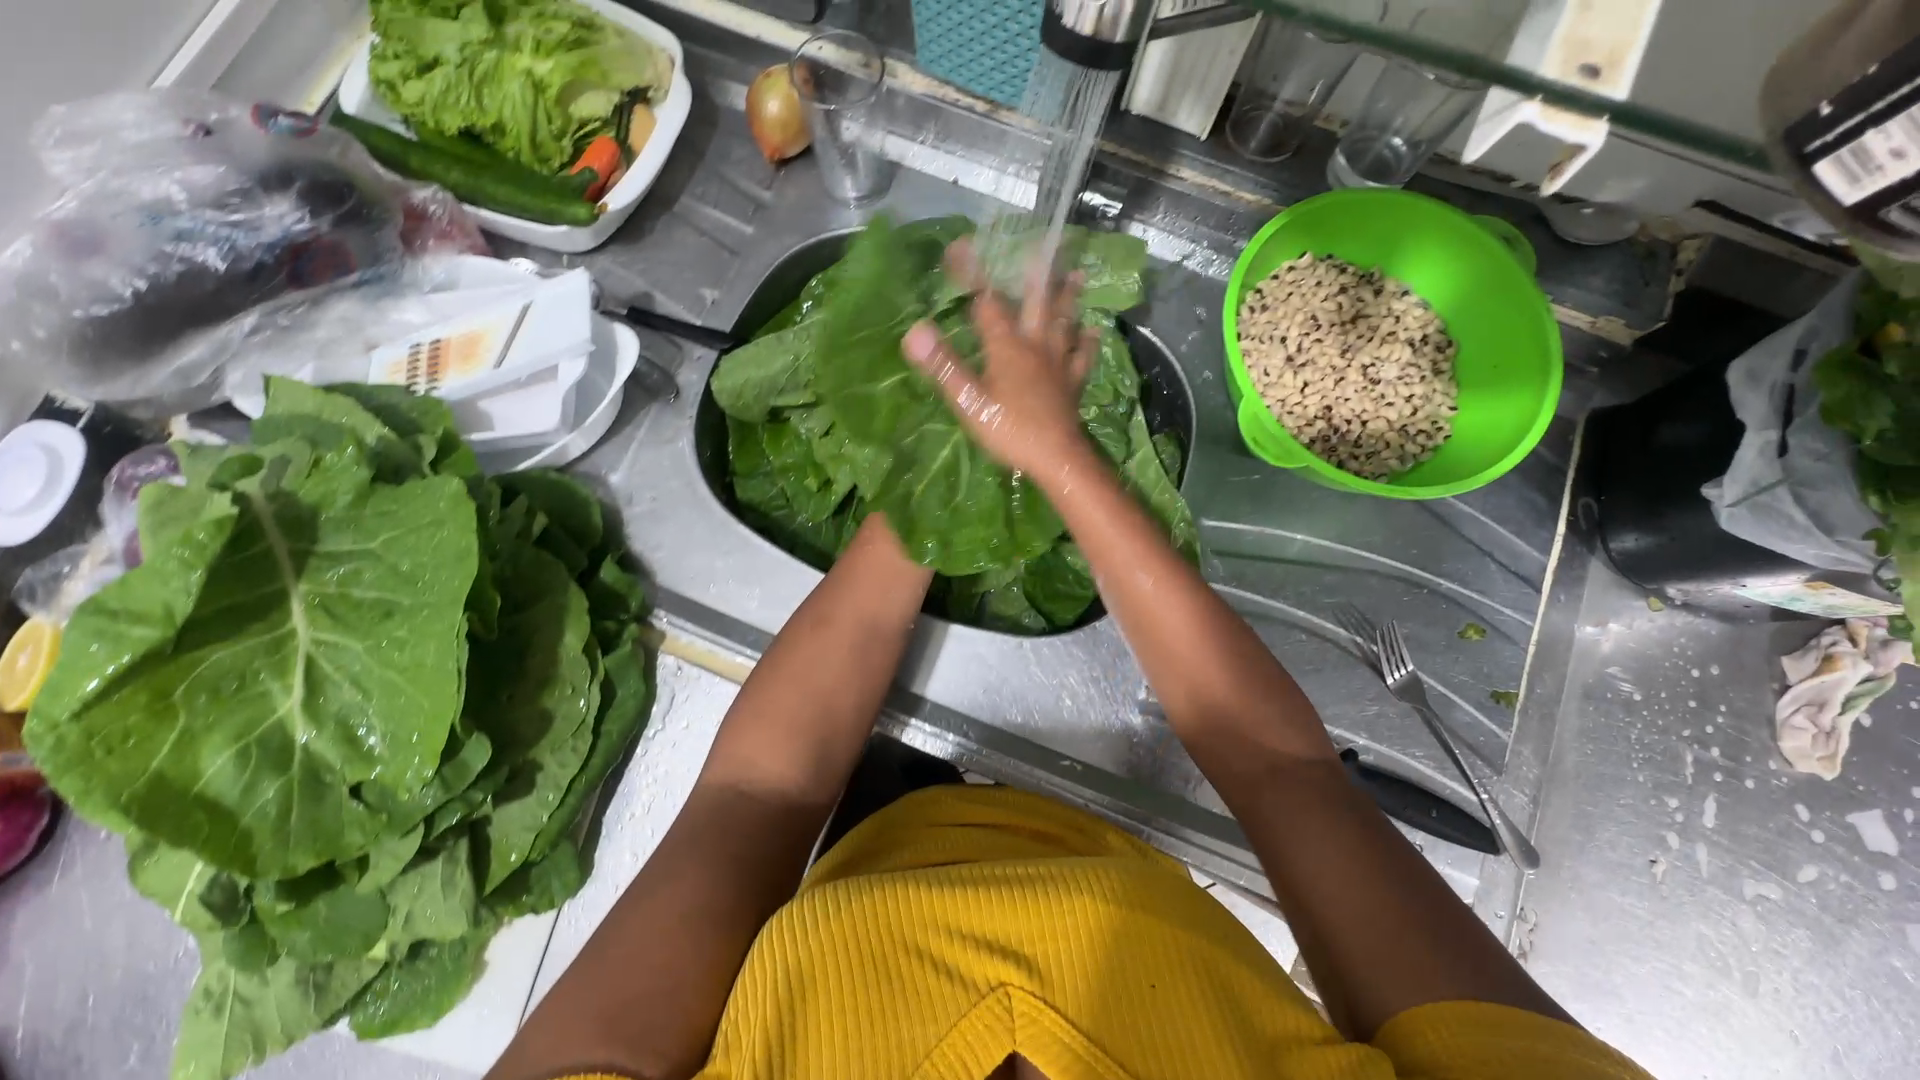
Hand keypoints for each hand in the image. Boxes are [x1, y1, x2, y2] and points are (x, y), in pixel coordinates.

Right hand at [901, 238, 1100, 481]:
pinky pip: (1083, 356)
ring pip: (1064, 322)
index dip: (973, 273)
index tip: (960, 247)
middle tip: (1044, 244)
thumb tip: (915, 330)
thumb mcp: (969, 401)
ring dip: (1068, 298)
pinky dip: (1088, 342)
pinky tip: (1094, 331)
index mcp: (1007, 347)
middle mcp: (1036, 346)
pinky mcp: (1073, 383)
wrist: (1057, 458)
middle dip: (1036, 273)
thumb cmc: (1009, 430)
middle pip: (1038, 302)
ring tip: (1077, 275)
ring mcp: (1058, 363)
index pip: (987, 301)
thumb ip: (944, 365)